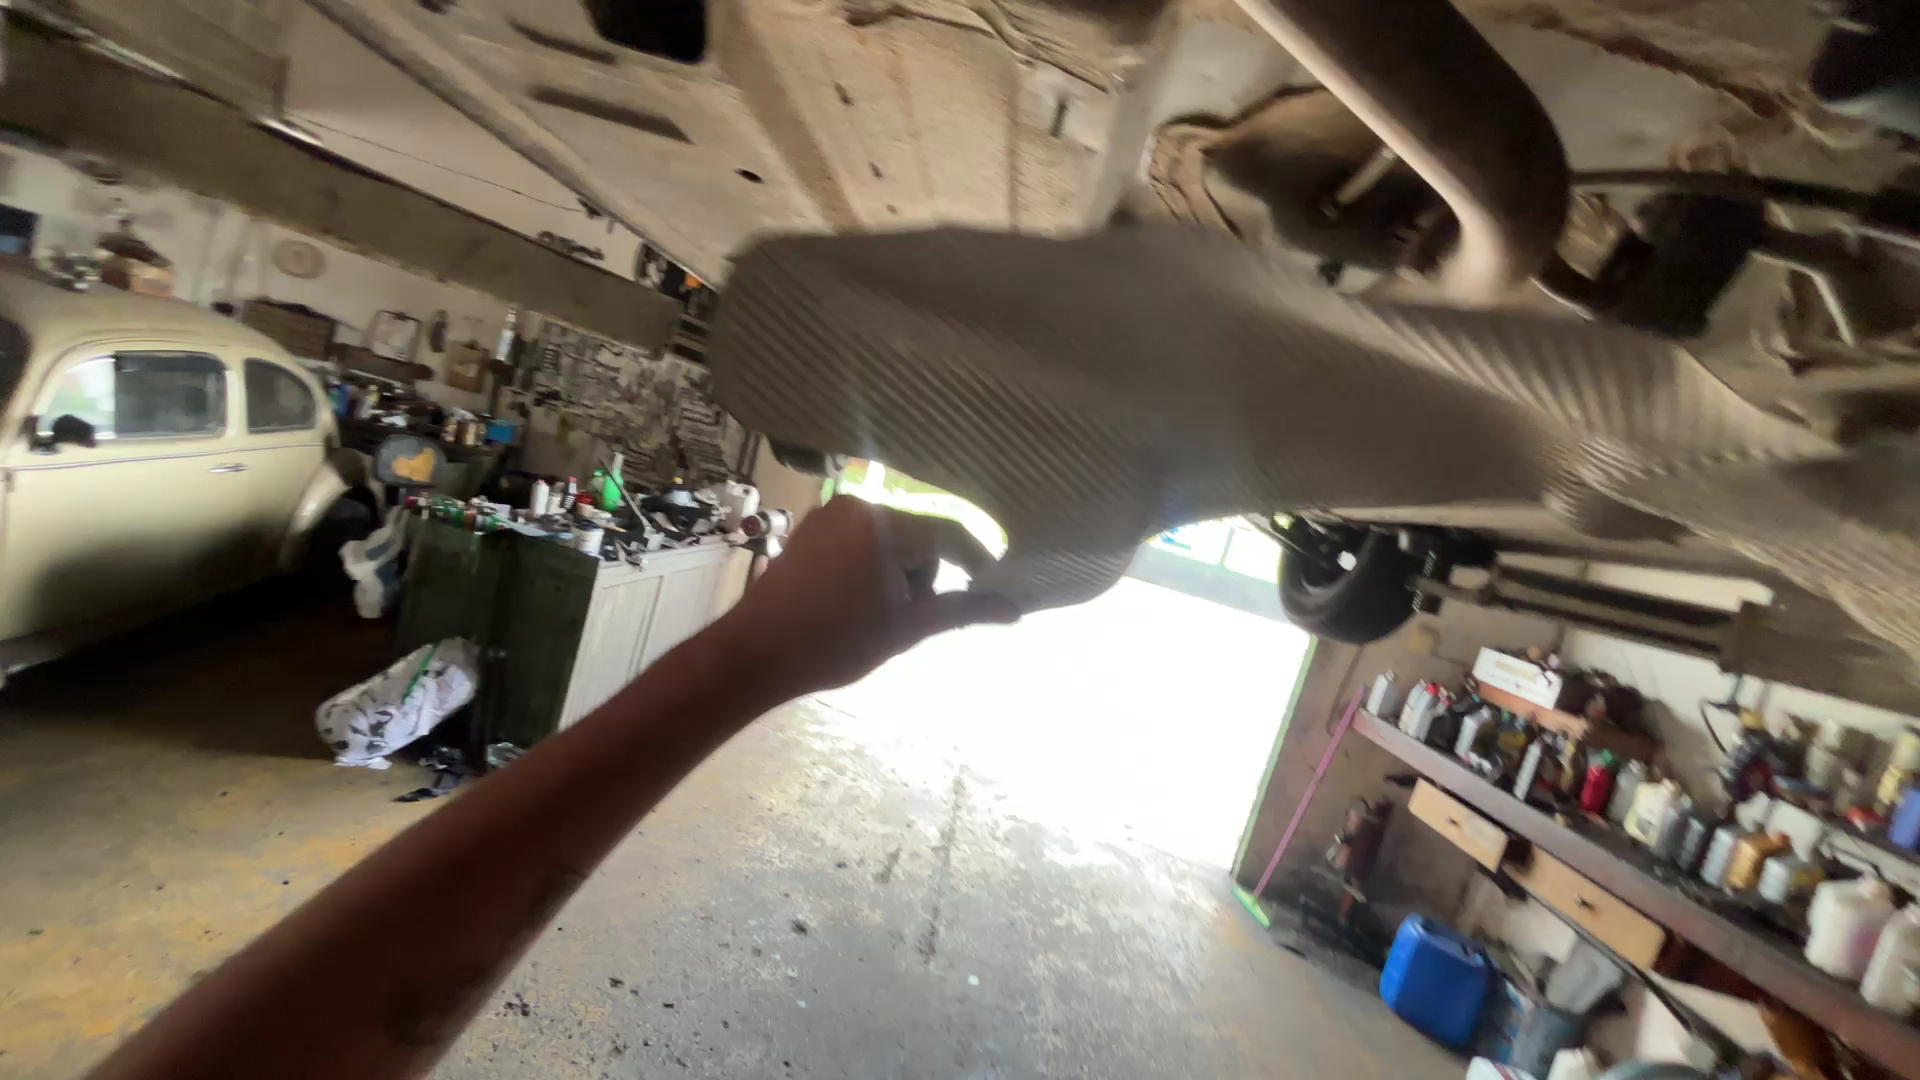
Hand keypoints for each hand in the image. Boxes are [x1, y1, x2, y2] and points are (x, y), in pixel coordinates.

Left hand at [712, 496, 1020, 699]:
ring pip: (889, 535)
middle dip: (923, 572)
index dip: (973, 558)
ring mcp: (829, 512)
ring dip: (896, 568)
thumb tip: (1015, 610)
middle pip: (918, 533)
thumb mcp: (908, 628)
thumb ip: (962, 610)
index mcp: (887, 523)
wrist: (756, 653)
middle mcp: (859, 504)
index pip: (949, 533)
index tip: (986, 582)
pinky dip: (870, 561)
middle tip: (908, 613)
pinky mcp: (809, 526)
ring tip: (876, 611)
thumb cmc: (837, 642)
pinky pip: (859, 536)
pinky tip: (851, 597)